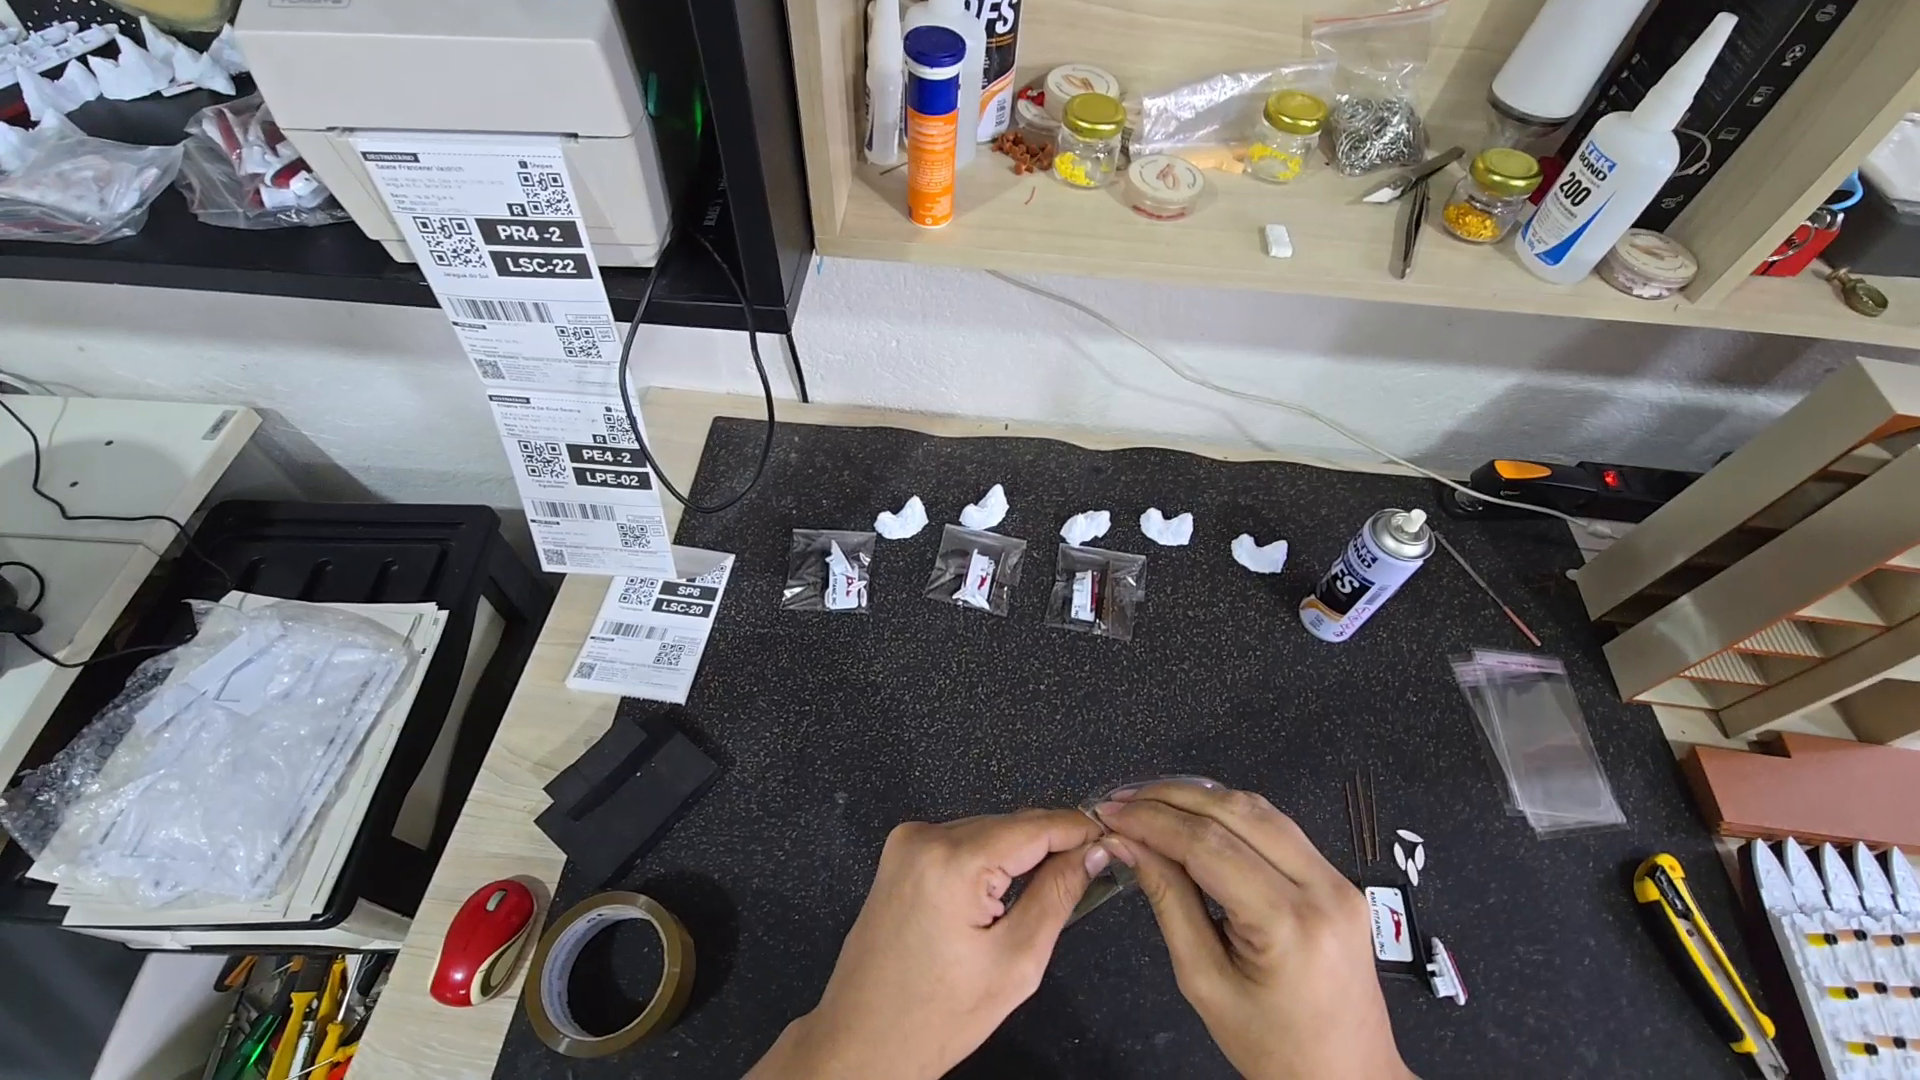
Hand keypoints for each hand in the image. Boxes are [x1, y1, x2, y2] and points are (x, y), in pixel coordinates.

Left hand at [746, 809, 1113, 1079]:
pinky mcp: (900, 852)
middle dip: (1050, 843)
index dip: (1077, 829)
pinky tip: (1004, 889)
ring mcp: (907, 840)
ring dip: (1019, 851)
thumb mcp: (1015, 963)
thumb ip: (1057, 896)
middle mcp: (925, 835)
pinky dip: (988, 857)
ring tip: (1052, 883)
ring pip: (986, 830)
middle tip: (1092, 867)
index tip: (1113, 839)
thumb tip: (1093, 852)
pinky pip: (961, 840)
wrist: (861, 1040)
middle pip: (1009, 824)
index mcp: (953, 860)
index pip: (1033, 825)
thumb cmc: (940, 1015)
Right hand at [1097, 783, 1412, 1079]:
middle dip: (1169, 798)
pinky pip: (1276, 825)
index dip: (1151, 821)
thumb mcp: (1204, 982)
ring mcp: (1337, 878)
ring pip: (1257, 808)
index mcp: (1289, 923)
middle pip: (1235, 812)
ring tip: (1148, 801)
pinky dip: (1227, 811)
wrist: (1350, 1079)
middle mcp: (1323, 888)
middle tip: (1120, 800)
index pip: (1208, 845)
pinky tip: (1193, 814)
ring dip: (1198, 797)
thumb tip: (1127, 842)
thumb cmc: (1272, 1048)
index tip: (1108, 813)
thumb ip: (1168, 901)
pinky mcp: (1338, 878)